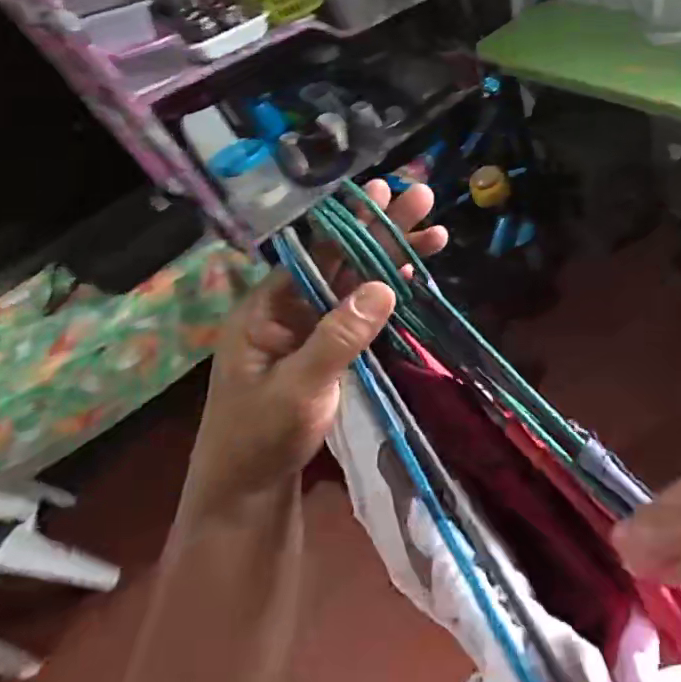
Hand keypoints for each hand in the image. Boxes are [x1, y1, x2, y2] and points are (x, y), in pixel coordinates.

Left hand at [190, 180, 445, 503]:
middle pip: (340, 260)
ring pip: (355, 283)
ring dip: (391, 258)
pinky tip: (410, 275)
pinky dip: (387, 293)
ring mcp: (310, 329)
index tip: (382, 192)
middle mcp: (288, 308)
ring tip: (432, 231)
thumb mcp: (298, 388)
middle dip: (381, 231)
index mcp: (266, 308)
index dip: (351, 223)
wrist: (248, 489)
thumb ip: (338, 337)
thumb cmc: (259, 438)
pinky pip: (361, 312)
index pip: (314, 253)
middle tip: (420, 197)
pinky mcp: (328, 349)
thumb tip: (383, 286)